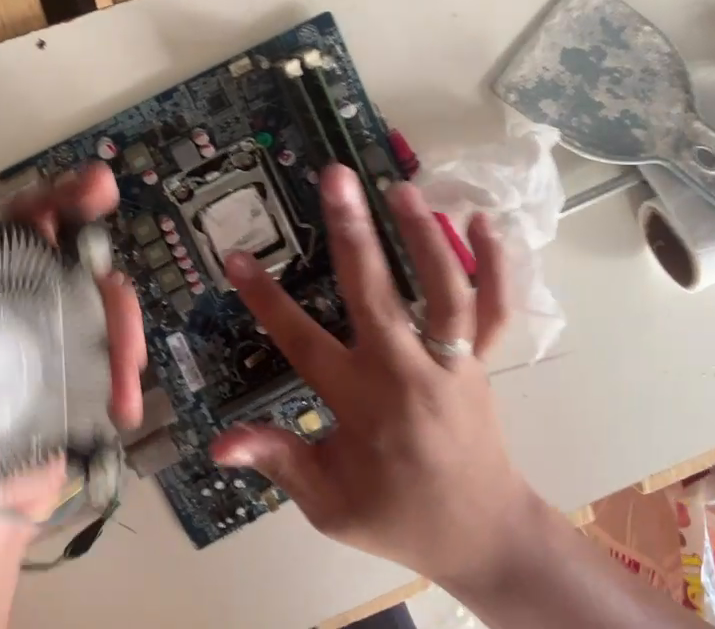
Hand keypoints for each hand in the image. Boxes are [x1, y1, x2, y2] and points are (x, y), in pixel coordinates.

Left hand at [0, 165, 147, 599]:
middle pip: (17, 242)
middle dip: (59, 206)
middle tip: (97, 188)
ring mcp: (32, 337)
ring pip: (76, 284)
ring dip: (112, 295)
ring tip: (127, 349)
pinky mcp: (71, 373)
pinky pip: (106, 343)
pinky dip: (125, 358)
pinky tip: (126, 400)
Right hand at [209, 164, 546, 590]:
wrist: (485, 537)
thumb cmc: (397, 516)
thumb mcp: (329, 504)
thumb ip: (278, 461)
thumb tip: (218, 443)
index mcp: (363, 404)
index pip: (304, 342)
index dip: (266, 299)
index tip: (236, 257)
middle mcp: (408, 372)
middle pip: (377, 294)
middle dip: (354, 232)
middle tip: (336, 177)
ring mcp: (453, 363)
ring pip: (443, 291)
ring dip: (424, 235)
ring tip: (400, 187)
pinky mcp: (483, 361)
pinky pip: (496, 310)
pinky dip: (495, 265)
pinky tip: (481, 221)